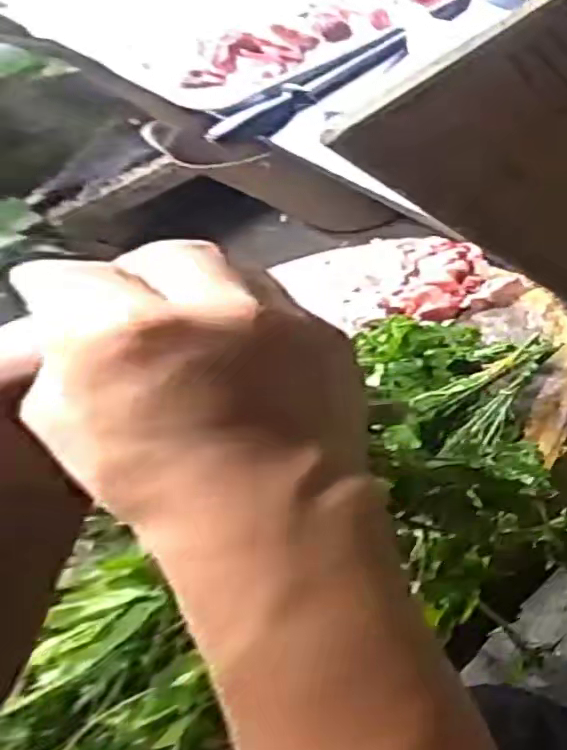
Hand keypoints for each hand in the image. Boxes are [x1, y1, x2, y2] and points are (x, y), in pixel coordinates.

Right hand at [7, 241, 366, 536]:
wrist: (275, 494)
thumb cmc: (154, 473)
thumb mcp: (64, 415)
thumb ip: (71, 354)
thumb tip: (70, 323)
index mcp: (126, 328)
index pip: (73, 276)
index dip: (56, 287)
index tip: (54, 294)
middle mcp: (215, 307)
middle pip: (174, 255)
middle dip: (143, 271)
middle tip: (134, 296)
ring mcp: (284, 315)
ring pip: (241, 270)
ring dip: (210, 284)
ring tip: (197, 313)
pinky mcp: (328, 330)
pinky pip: (287, 303)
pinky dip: (259, 311)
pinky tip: (249, 338)